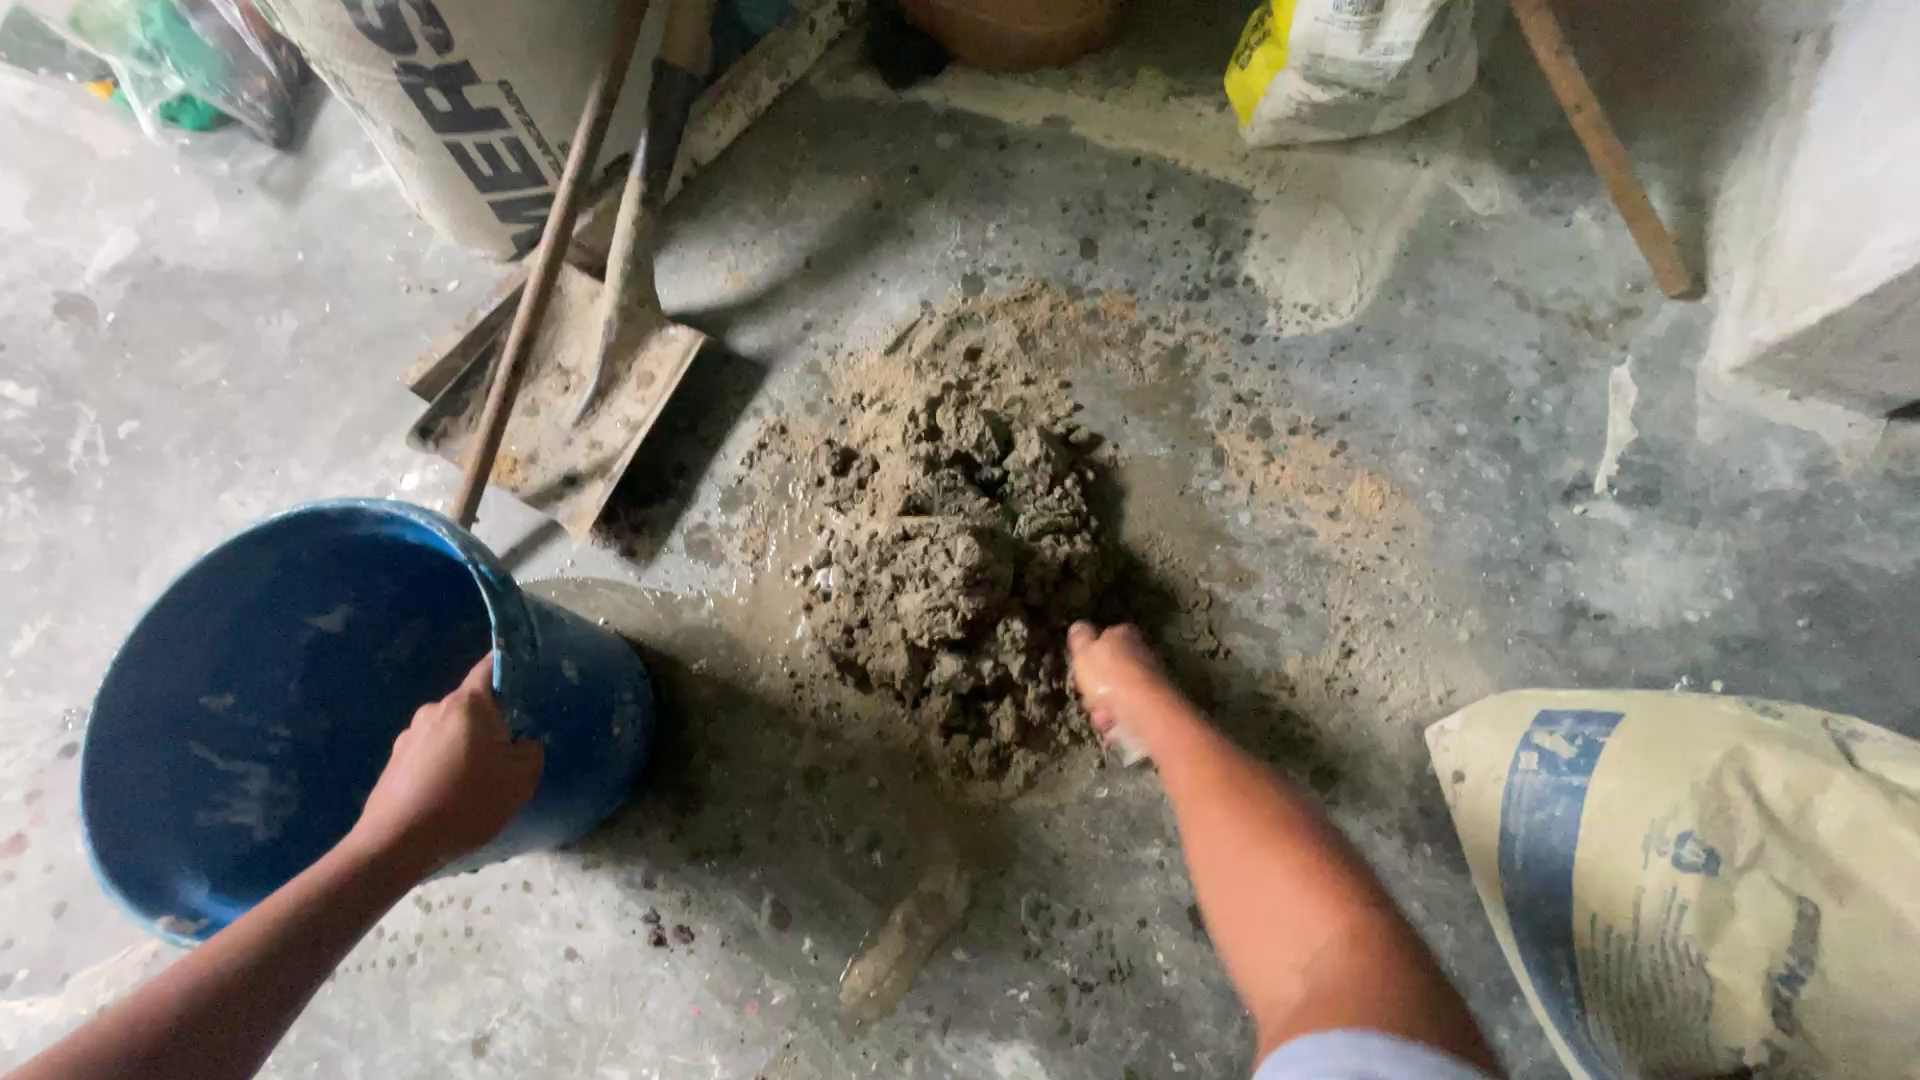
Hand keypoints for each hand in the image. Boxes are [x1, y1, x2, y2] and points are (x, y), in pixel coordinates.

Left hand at [345, 653, 543, 874]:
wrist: (395, 847)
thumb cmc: (466, 801)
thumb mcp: (522, 776)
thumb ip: (530, 748)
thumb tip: (519, 742)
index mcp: (468, 704)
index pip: (492, 666)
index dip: (514, 665)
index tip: (531, 676)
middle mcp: (434, 710)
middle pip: (474, 704)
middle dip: (494, 719)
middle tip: (511, 746)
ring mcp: (409, 736)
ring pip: (452, 730)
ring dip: (468, 744)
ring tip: (480, 778)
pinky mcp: (394, 763)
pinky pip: (432, 752)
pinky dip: (446, 764)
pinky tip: (454, 793)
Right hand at [1067, 621, 1178, 752]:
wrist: (1145, 711)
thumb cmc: (1110, 676)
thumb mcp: (1084, 652)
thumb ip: (1080, 638)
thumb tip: (1078, 626)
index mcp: (1124, 634)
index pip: (1105, 638)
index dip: (1090, 654)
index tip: (1082, 669)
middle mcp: (1142, 652)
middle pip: (1111, 669)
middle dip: (1097, 686)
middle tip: (1089, 696)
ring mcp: (1151, 679)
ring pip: (1119, 692)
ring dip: (1105, 707)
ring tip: (1101, 717)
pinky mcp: (1155, 704)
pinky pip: (1129, 710)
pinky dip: (1119, 719)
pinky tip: (1113, 726)